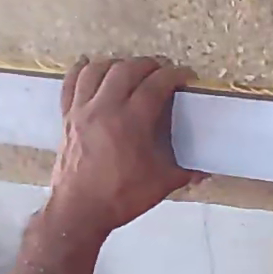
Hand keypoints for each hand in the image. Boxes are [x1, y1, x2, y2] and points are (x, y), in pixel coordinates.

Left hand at [43, 56, 194, 241]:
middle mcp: (105, 109)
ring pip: (97, 70)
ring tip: (131, 68)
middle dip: (148, 65)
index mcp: (132, 122)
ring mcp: (82, 111)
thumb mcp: (163, 183)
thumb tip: (206, 172)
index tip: (186, 76)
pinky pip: (71, 83)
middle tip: (163, 70)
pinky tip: (90, 64)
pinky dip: (82, 70)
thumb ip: (186, 171)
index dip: (174, 75)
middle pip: (126, 70)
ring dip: (118, 63)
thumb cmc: (123, 196)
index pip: (156, 85)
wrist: (80, 210)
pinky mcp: (67, 117)